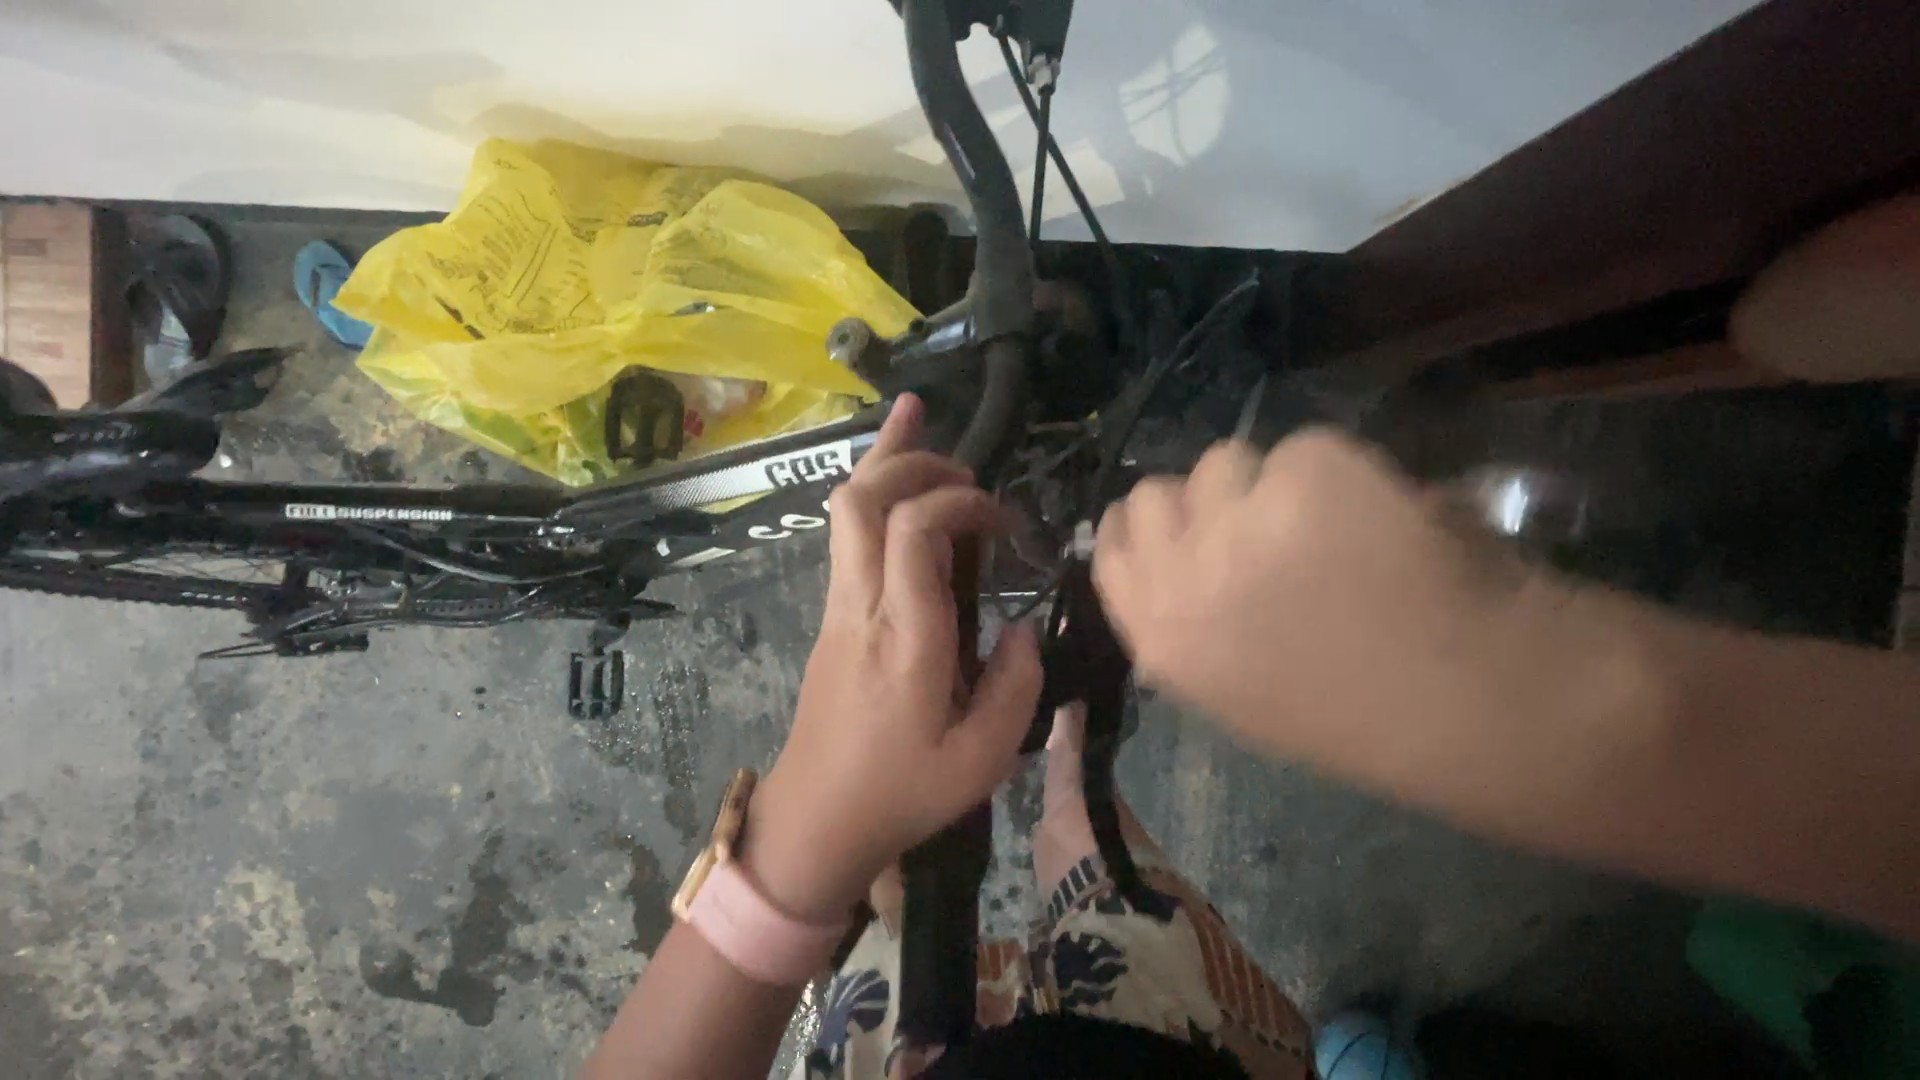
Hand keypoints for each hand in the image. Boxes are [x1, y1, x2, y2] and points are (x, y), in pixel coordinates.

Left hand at [744, 395, 1041, 923]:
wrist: (816, 823)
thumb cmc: (900, 795)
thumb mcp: (981, 760)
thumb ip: (1015, 687)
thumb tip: (1021, 626)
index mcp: (904, 638)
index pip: (914, 531)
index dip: (958, 502)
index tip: (1001, 521)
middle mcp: (862, 607)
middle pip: (863, 501)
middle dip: (913, 463)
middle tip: (966, 468)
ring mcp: (837, 608)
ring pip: (844, 510)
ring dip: (881, 461)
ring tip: (916, 417)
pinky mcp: (831, 616)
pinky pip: (845, 536)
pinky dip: (869, 494)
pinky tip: (890, 477)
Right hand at [1092, 428, 1557, 791]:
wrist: (1480, 707)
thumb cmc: (1360, 709)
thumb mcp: (1232, 687)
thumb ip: (1186, 617)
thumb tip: (1177, 545)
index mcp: (1163, 640)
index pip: (1111, 548)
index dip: (1146, 526)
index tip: (1182, 520)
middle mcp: (1184, 581)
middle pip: (1156, 493)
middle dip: (1204, 501)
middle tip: (1261, 524)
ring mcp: (1241, 526)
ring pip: (1227, 461)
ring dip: (1270, 484)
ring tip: (1333, 531)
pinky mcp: (1307, 480)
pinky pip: (1302, 448)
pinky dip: (1340, 474)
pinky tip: (1381, 522)